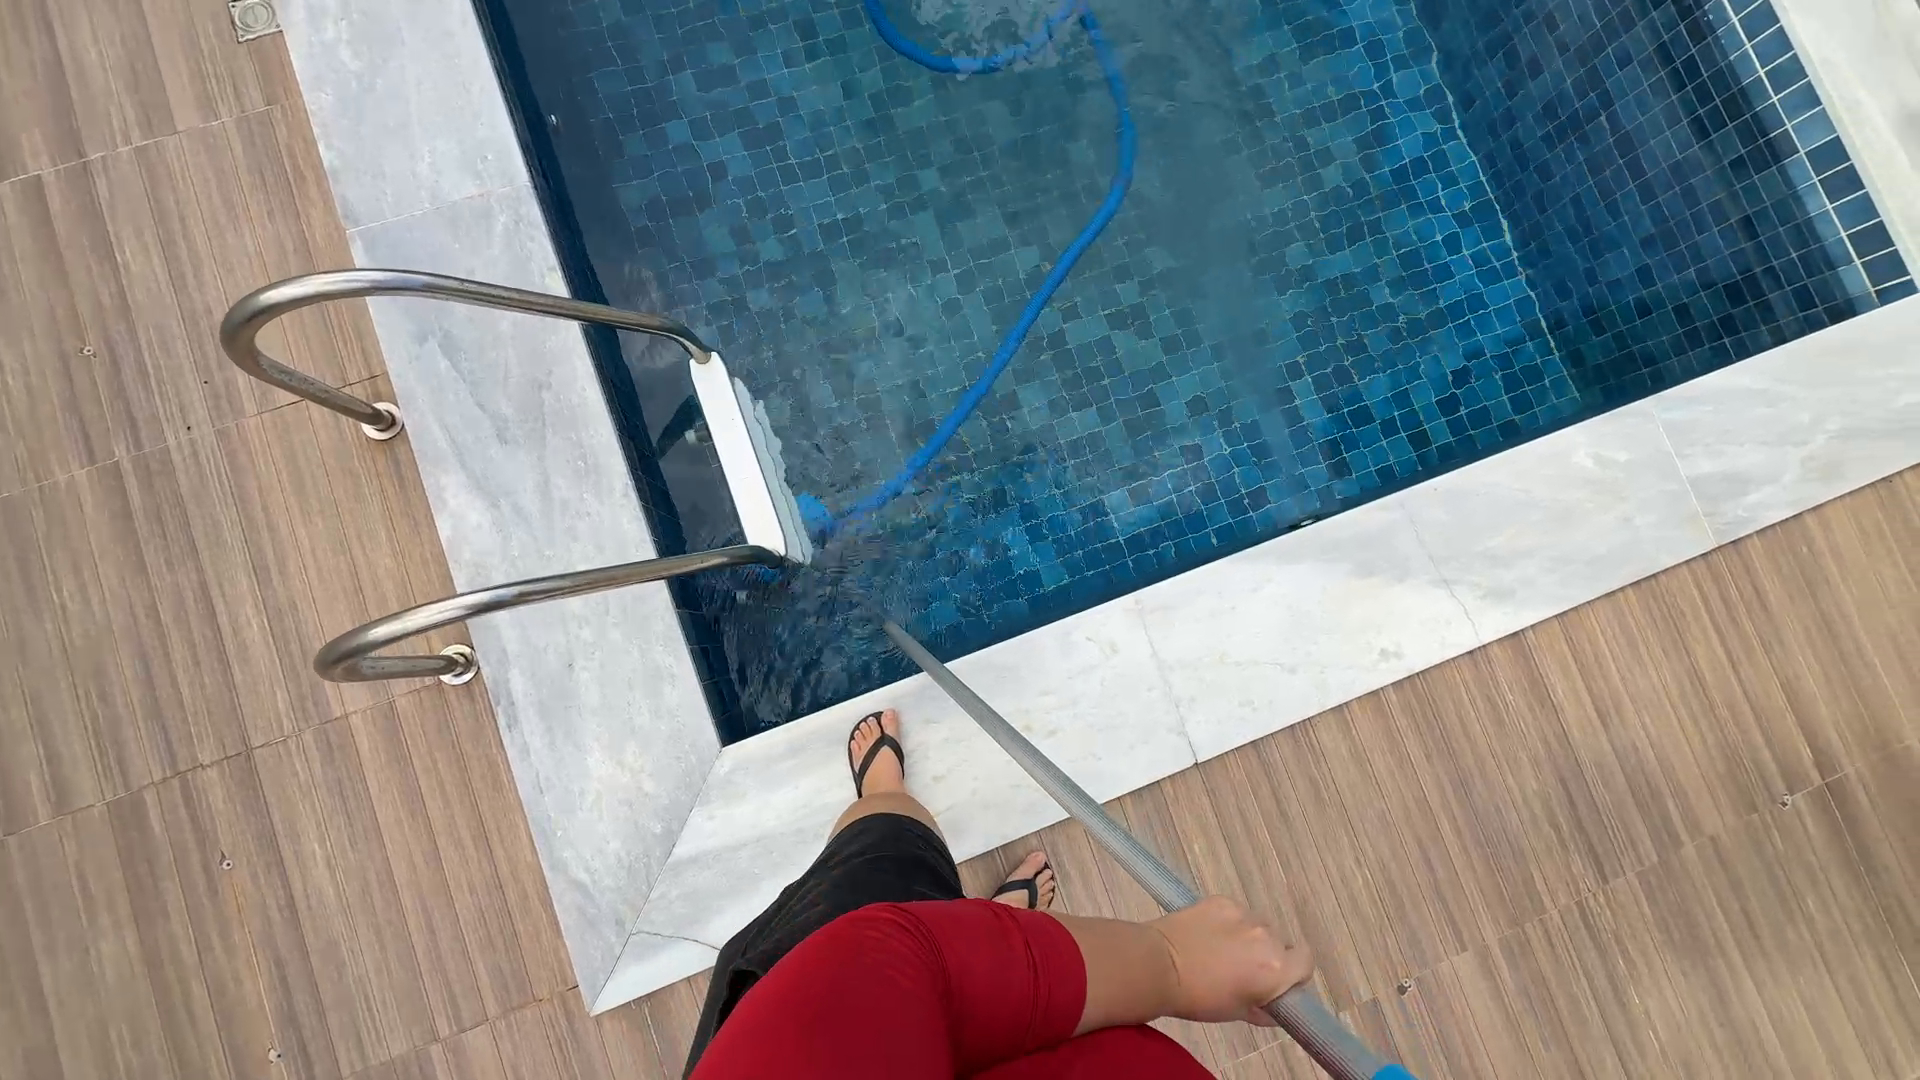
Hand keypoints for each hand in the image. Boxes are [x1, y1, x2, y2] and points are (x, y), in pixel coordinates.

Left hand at [1150, 896, 1312, 1025]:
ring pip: (1258, 924)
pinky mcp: (1221, 899)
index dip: (1295, 971)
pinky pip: (1236, 911)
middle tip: (1245, 966)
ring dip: (1249, 935)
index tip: (1277, 980)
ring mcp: (1242, 914)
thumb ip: (1265, 1008)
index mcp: (1277, 968)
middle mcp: (1266, 936)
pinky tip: (1209, 932)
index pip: (1306, 961)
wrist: (1160, 963)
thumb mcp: (1239, 1013)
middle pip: (1280, 942)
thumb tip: (1273, 1005)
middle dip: (1269, 953)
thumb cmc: (1200, 997)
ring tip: (1222, 948)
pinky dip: (1229, 921)